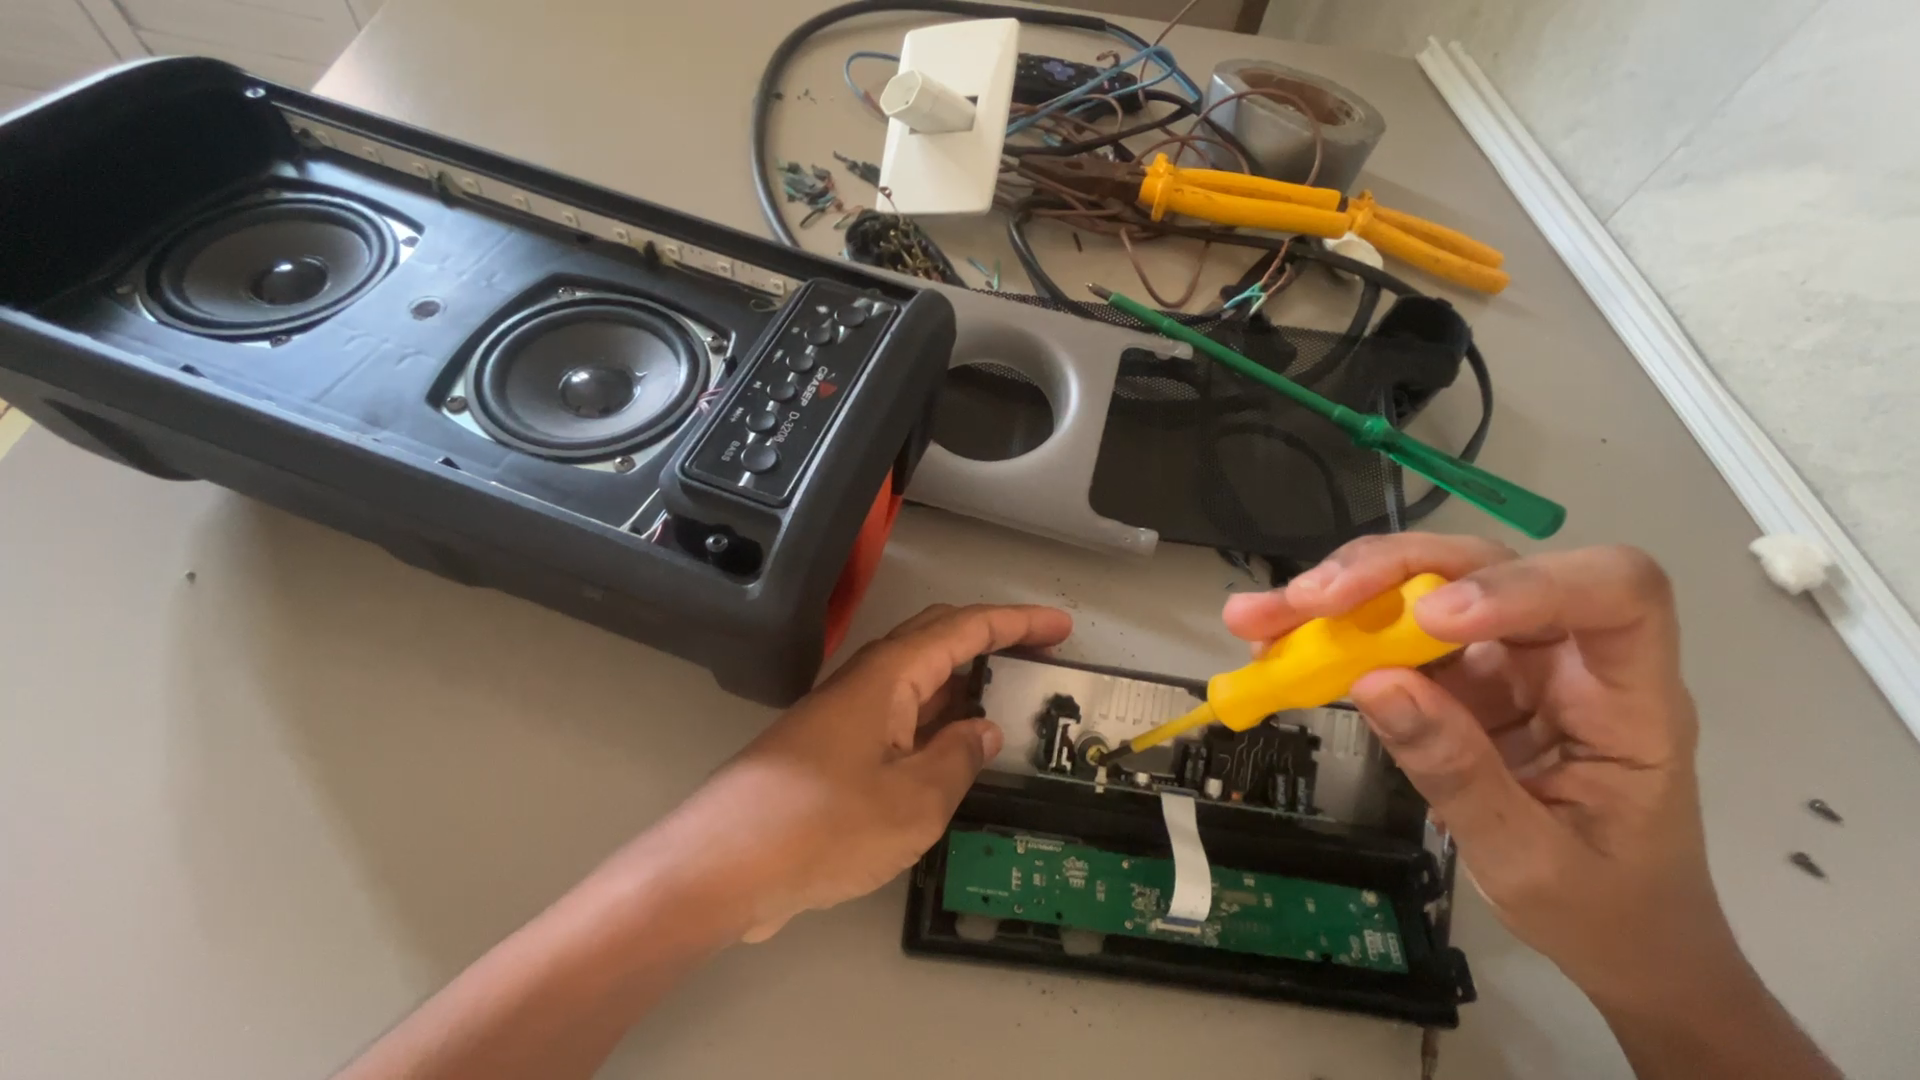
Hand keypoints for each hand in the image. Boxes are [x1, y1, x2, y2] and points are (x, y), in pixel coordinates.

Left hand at [653, 603, 1071, 942]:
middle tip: (1042, 654)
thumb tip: (982, 731)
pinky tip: (955, 750)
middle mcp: (866, 682)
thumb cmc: (824, 825)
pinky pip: (899, 718)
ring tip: (1011, 698)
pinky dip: (936, 721)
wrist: (724, 865)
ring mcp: (846, 715)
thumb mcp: (914, 801)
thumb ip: (958, 759)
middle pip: (937, 640)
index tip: (1061, 626)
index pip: (963, 629)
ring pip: (917, 681)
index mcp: (888, 676)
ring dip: (964, 682)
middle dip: (992, 639)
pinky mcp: (833, 750)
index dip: (1016, 623)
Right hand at [1223, 534, 1731, 1006]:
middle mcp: (1563, 653)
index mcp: (1628, 696)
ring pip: (1423, 584)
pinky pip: (1388, 633)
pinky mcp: (1456, 674)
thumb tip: (1375, 684)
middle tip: (1307, 600)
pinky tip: (1271, 641)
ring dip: (1339, 593)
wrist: (1618, 937)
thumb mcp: (1530, 860)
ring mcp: (1504, 658)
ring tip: (1258, 617)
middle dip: (1390, 571)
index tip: (1430, 619)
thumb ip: (1459, 771)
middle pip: (1487, 565)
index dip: (1523, 585)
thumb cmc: (1607, 909)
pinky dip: (1327, 634)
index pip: (1613, 593)